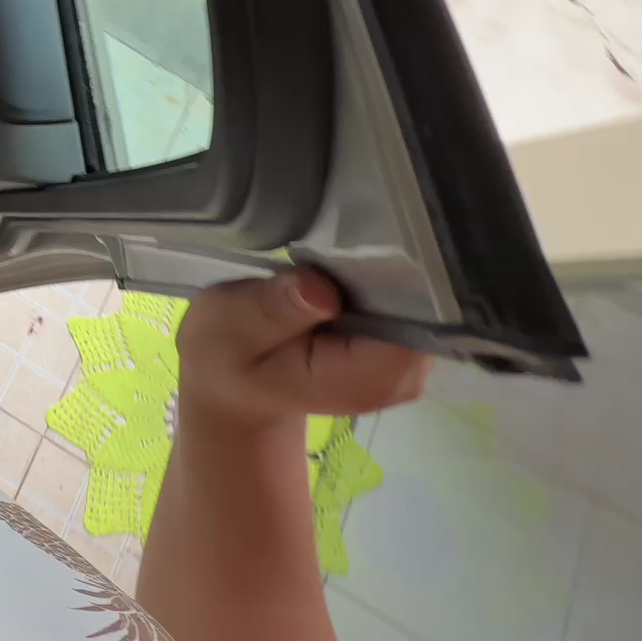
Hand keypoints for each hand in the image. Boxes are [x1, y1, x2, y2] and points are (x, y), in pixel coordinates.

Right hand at [176, 268, 431, 433]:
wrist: (230, 386)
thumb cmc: (223, 359)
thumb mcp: (229, 329)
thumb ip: (272, 309)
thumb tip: (320, 288)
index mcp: (364, 379)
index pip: (413, 319)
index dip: (387, 280)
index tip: (345, 255)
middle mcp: (402, 377)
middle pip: (418, 308)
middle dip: (373, 275)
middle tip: (320, 258)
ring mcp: (405, 365)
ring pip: (411, 303)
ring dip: (368, 277)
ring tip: (320, 268)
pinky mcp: (394, 349)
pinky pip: (397, 306)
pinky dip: (364, 286)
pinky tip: (328, 281)